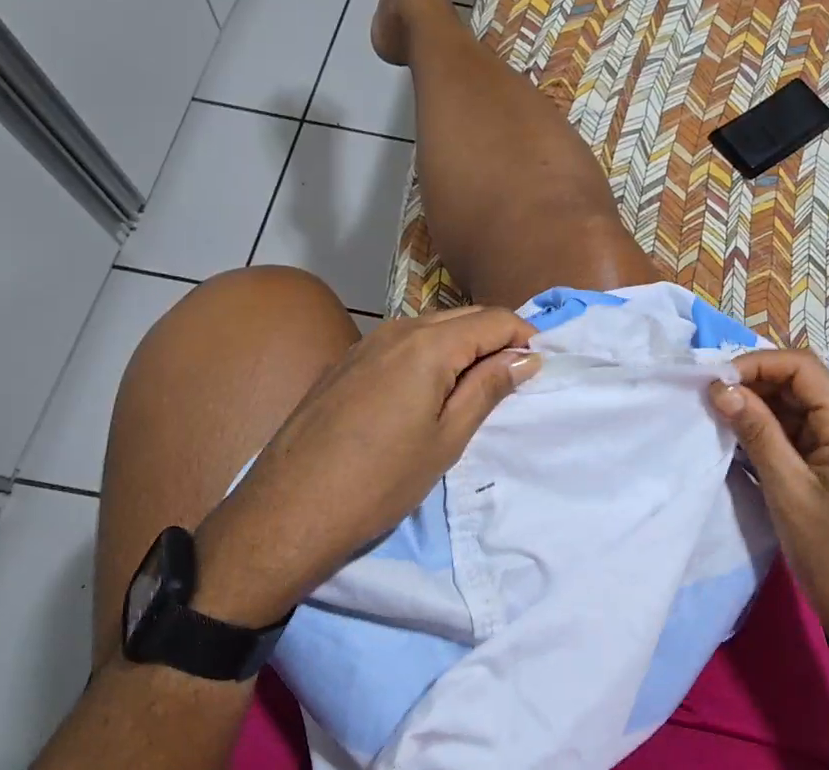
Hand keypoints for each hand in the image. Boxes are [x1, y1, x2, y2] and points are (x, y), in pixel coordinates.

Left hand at [192, 307, 539, 625]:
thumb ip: (487, 388)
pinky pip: (400, 344)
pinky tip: (427, 390)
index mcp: (428, 344)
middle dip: (495, 337)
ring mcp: (365, 344)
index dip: (524, 336)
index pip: (493, 319)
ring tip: (475, 386)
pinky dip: (427, 355)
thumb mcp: (446, 440)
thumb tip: (526, 357)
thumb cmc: (379, 482)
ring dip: (461, 345)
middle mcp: (396, 329)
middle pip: (462, 316)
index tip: (541, 365)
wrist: (288, 512)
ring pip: (429, 327)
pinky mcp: (344, 363)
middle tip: (515, 377)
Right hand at [709, 350, 828, 648]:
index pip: (803, 368)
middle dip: (756, 384)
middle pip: (803, 383)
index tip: (716, 381)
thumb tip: (722, 388)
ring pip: (802, 406)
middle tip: (711, 397)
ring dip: (762, 406)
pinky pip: (806, 431)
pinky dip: (775, 430)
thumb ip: (757, 432)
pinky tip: (743, 439)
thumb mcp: (787, 490)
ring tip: (720, 415)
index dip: (757, 364)